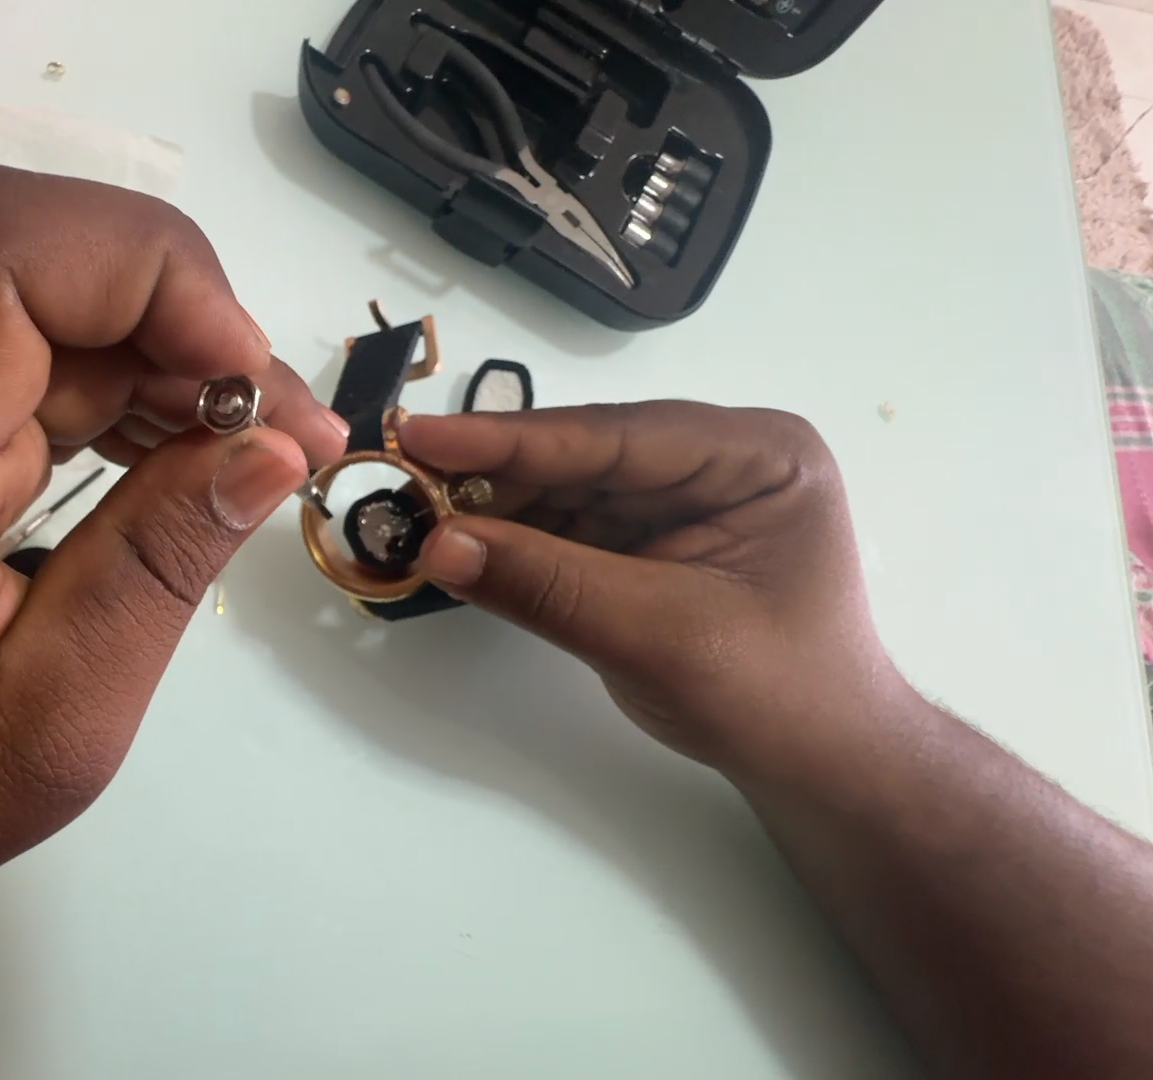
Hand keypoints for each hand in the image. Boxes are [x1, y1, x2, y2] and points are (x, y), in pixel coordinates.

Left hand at [0, 163, 347, 928]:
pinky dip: (119, 384)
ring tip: (252, 445)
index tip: (248, 381)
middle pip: (17, 249)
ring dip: (162, 347)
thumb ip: (154, 574)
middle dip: (177, 306)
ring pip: (32, 295)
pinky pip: (17, 358)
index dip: (143, 271)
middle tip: (276, 421)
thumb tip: (271, 449)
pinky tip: (178, 454)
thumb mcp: (51, 730)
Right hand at [403, 403, 908, 774]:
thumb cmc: (767, 694)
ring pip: (555, 488)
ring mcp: (667, 499)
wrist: (810, 762)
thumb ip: (543, 584)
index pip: (610, 437)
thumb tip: (435, 545)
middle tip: (398, 480)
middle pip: (575, 455)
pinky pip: (554, 526)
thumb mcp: (654, 634)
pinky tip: (453, 544)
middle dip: (487, 474)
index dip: (506, 439)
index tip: (418, 436)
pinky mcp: (633, 537)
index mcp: (751, 456)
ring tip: (410, 515)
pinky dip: (502, 540)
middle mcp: (706, 461)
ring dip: (485, 507)